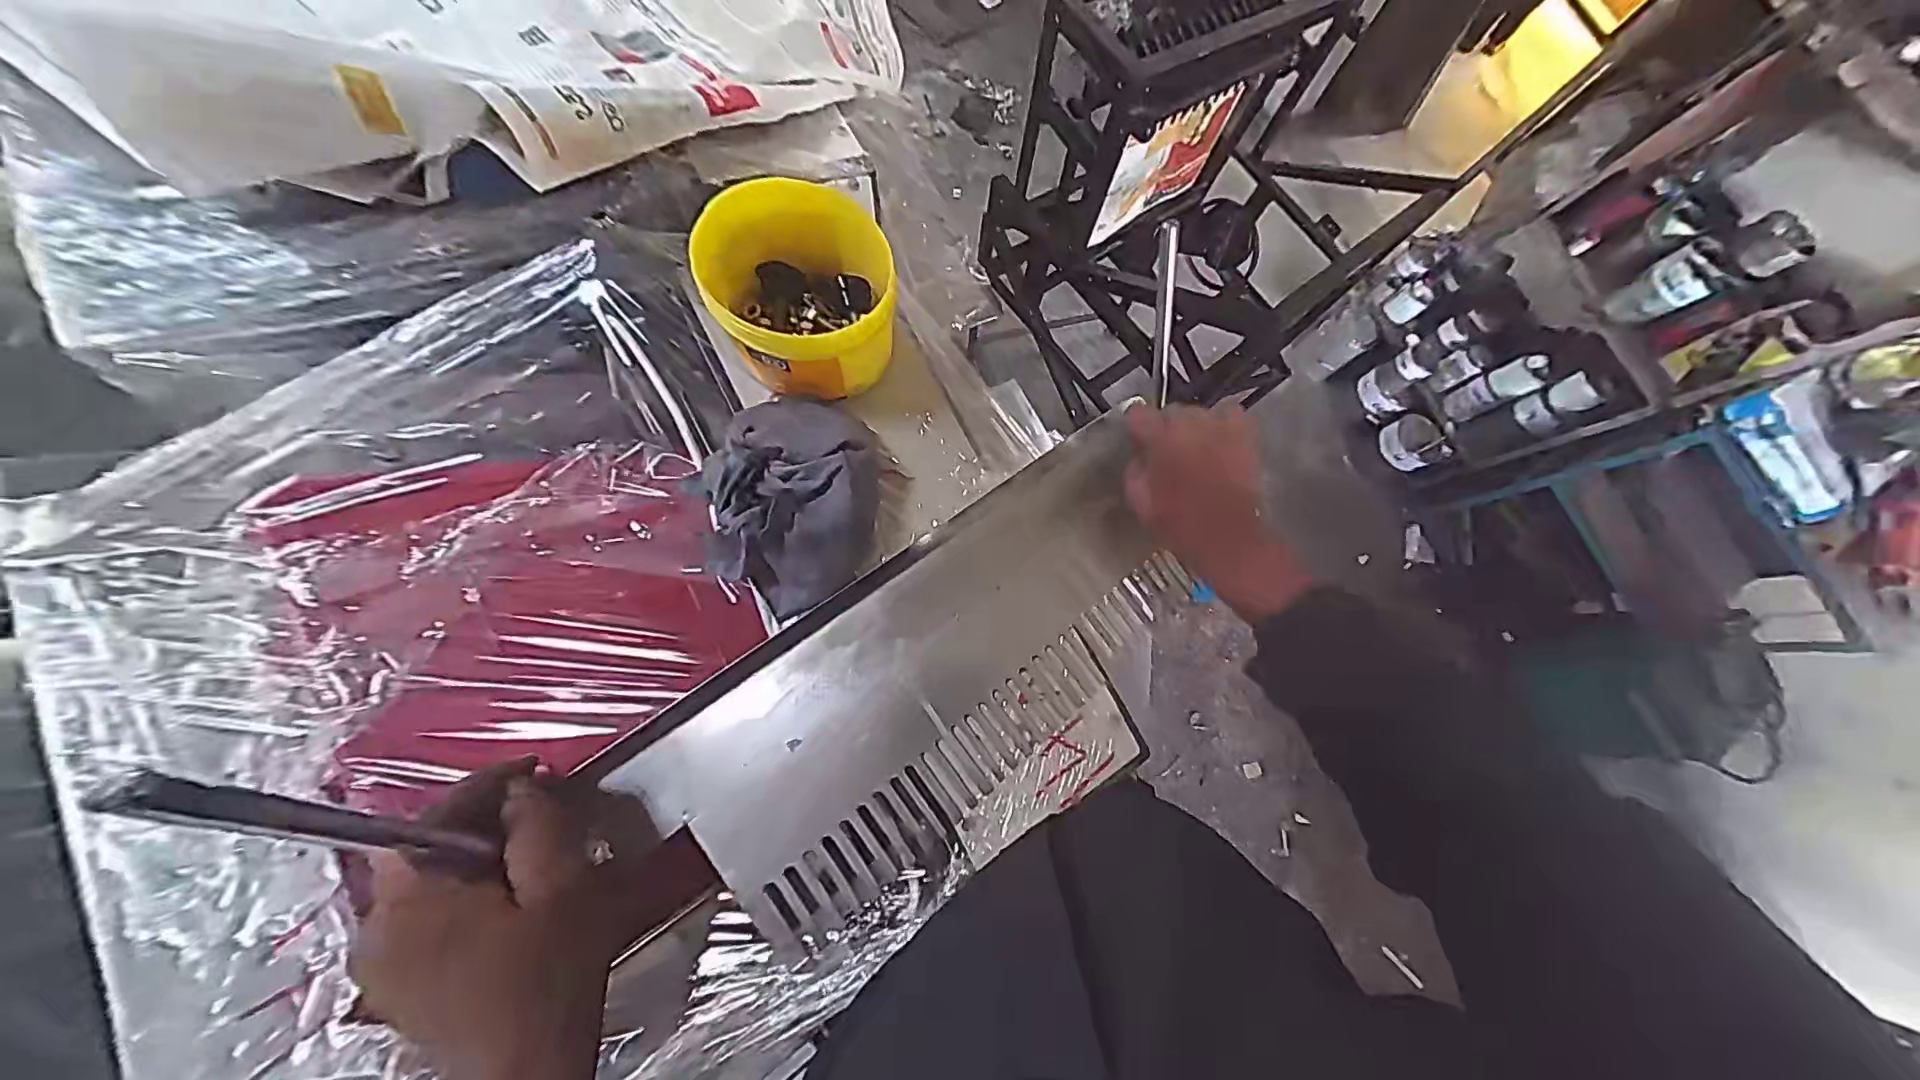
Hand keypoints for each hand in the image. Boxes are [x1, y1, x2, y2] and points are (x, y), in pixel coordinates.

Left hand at [348, 758, 616, 1079]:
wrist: (528, 1071)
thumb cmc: (549, 978)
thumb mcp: (564, 888)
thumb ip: (542, 827)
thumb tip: (523, 790)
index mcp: (413, 900)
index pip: (438, 811)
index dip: (492, 781)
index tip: (535, 770)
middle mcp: (379, 926)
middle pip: (428, 843)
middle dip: (485, 820)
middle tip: (540, 812)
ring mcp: (382, 958)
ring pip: (429, 875)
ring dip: (477, 853)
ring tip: (530, 853)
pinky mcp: (396, 980)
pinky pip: (426, 909)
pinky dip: (465, 888)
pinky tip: (508, 897)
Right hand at [1124, 404, 1312, 621]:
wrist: (1226, 537)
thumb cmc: (1179, 522)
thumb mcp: (1140, 501)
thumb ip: (1135, 470)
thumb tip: (1141, 457)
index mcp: (1159, 439)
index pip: (1139, 413)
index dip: (1137, 428)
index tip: (1139, 443)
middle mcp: (1189, 424)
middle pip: (1171, 411)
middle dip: (1166, 428)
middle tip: (1167, 452)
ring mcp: (1220, 426)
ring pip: (1200, 412)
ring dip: (1194, 427)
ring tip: (1195, 449)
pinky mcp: (1244, 434)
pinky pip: (1229, 414)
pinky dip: (1222, 424)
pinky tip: (1219, 441)